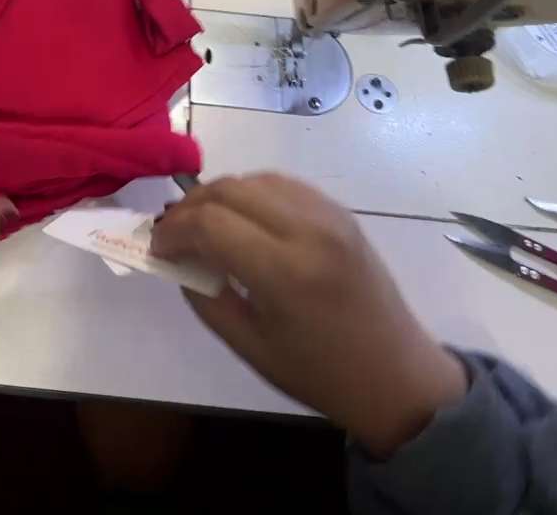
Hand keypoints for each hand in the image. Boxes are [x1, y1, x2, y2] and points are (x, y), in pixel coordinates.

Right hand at [151, 172, 467, 455]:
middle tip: (173, 233)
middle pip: (229, 189)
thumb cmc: (321, 374)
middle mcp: (309, 231)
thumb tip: (176, 257)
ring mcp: (329, 215)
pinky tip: (242, 218)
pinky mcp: (340, 212)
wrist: (399, 377)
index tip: (157, 248)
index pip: (210, 223)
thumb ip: (204, 296)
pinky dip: (252, 192)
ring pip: (254, 179)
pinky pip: (282, 184)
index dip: (173, 230)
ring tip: (203, 223)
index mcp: (287, 273)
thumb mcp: (249, 346)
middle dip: (190, 206)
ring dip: (220, 195)